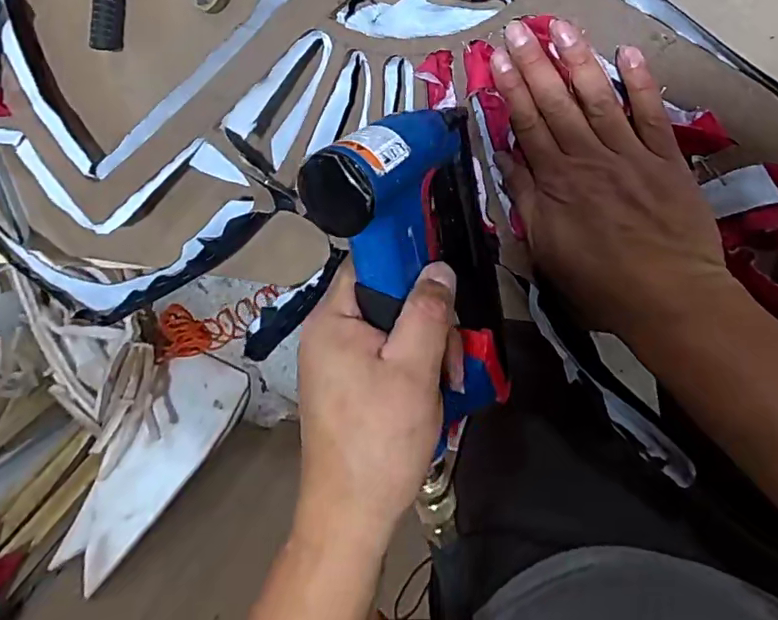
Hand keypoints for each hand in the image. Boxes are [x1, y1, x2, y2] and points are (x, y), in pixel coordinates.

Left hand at [294, 261, 455, 549]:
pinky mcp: (349, 384)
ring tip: (444, 384)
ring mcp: (338, 361)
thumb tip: (438, 267)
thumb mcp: (413, 369)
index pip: (370, 263)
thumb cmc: (378, 441)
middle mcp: (329, 333)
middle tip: (449, 356)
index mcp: (332, 319)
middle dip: (426, 321)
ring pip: (392, 329)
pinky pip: (386, 356)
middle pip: (387, 298)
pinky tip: (431, 394)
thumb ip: (427, 311)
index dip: (406, 259)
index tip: (441, 272)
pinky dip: (412, 368)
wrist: (350, 518)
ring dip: (425, 349)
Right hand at [490, 17, 727, 336]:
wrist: (673, 298)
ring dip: (579, 60)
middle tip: (519, 28)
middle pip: (556, 102)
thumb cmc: (603, 282)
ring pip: (599, 98)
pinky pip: (652, 114)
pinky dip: (641, 83)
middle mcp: (589, 158)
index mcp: (558, 181)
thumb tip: (505, 158)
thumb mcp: (547, 248)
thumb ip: (525, 200)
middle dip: (534, 62)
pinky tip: (628, 53)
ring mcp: (630, 154)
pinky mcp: (666, 159)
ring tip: (561, 26)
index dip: (510, 87)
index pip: (528, 123)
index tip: (496, 57)